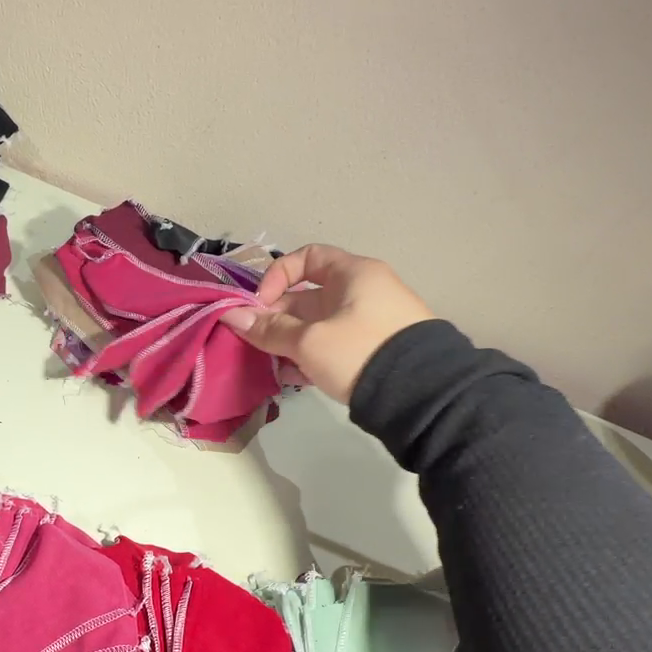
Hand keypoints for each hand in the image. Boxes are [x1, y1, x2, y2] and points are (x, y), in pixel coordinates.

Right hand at [218, 244, 435, 402]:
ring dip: (286, 342)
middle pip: (304, 297)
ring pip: (312, 325)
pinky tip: (292, 378)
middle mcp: (360, 292)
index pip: (307, 257)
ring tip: (272, 365)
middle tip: (255, 341)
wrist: (420, 393)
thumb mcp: (308, 341)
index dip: (277, 276)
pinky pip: (327, 345)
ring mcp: (365, 322)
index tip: (261, 304)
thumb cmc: (359, 351)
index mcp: (353, 275)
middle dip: (274, 318)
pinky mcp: (367, 349)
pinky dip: (306, 357)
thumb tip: (231, 315)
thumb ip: (268, 329)